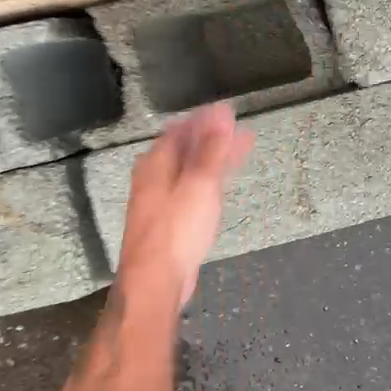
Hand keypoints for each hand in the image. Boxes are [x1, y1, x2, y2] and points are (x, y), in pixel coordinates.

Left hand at [117, 104, 253, 308]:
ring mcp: (160, 200)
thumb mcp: (200, 185)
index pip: (180, 130)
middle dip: (210, 136)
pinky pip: (191, 187)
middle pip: (183, 148)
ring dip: (211, 156)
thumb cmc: (178, 229)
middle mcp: (153, 178)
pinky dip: (208, 177)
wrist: (156, 280)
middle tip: (237, 129)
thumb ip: (212, 150)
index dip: (203, 118)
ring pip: (188, 168)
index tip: (227, 110)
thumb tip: (221, 115)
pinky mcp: (169, 220)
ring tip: (237, 150)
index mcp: (157, 165)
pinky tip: (219, 184)